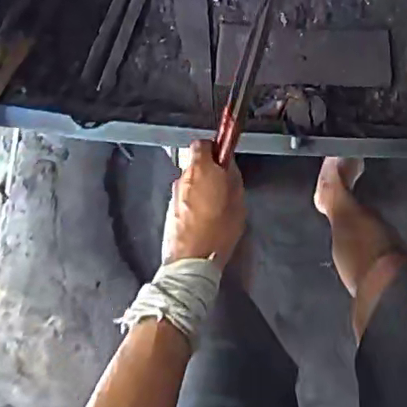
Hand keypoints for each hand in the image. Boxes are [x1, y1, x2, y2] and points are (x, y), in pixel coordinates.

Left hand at [161, 140, 245, 267]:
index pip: (202, 144)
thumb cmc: (218, 230)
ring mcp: (174, 195)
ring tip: (215, 205)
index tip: (224, 158)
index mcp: (202, 170)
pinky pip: (185, 197)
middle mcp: (184, 178)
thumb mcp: (238, 201)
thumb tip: (228, 166)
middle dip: (209, 170)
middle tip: (224, 185)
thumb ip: (233, 177)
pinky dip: (193, 201)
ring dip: (201, 187)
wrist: (190, 262)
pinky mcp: (169, 211)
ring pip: (190, 182)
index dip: (214, 148)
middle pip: (196, 164)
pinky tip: (204, 218)